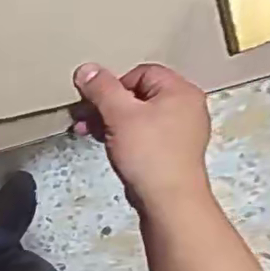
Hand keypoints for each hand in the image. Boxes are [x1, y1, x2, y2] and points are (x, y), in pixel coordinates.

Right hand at [71, 62, 212, 209]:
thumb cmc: (149, 154)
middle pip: (139, 94)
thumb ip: (101, 88)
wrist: (169, 201)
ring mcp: (181, 132)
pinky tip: (108, 146)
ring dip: (111, 121)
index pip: (140, 73)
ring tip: (88, 133)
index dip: (114, 85)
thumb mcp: (119, 115)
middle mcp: (185, 107)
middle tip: (84, 118)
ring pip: (139, 116)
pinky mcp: (172, 152)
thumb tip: (85, 69)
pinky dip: (124, 137)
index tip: (96, 103)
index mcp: (180, 91)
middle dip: (107, 105)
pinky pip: (144, 135)